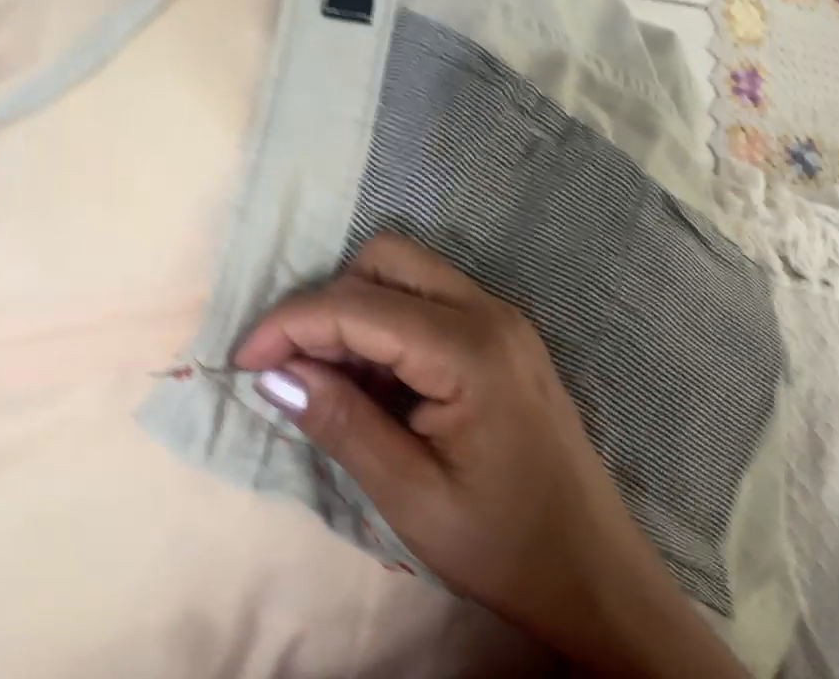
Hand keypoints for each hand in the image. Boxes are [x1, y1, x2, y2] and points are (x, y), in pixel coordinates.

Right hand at [234, 235, 747, 678]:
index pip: (356, 304)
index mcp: (470, 349)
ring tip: (330, 382)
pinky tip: (373, 385)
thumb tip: (274, 372)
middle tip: (293, 369)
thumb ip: (340, 422)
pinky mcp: (503, 338)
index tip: (242, 361)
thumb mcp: (410, 495)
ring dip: (354, 312)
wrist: (596, 576)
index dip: (288, 324)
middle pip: (383, 262)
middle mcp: (489, 312)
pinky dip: (385, 326)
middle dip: (325, 304)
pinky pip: (427, 302)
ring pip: (405, 274)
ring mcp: (502, 321)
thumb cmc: (505, 545)